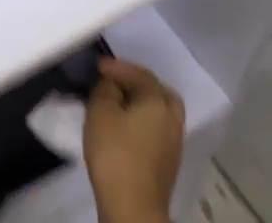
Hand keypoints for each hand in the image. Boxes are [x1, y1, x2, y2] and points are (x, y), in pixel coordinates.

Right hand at [84, 58, 184, 222]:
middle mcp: (172, 117)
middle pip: (159, 90)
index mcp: (158, 101)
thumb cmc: (115, 153)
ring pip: (162, 111)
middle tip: (116, 81)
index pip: (140, 73)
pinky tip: (129, 126)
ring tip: (121, 103)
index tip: (97, 66)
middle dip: (138, 82)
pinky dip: (146, 119)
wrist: (133, 205)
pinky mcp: (169, 160)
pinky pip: (159, 128)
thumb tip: (112, 83)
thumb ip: (105, 90)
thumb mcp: (100, 112)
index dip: (118, 67)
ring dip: (143, 102)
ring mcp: (174, 141)